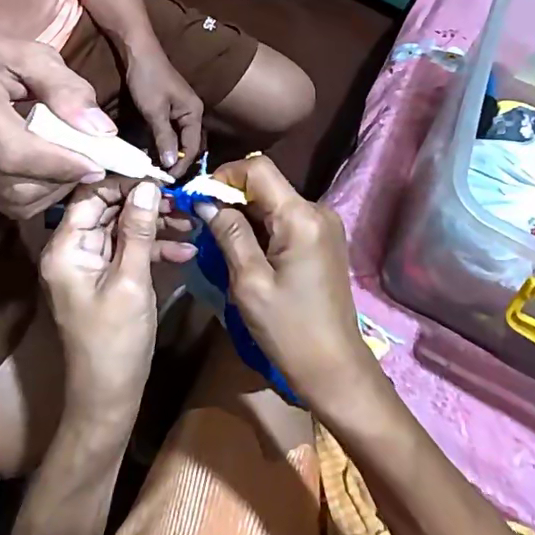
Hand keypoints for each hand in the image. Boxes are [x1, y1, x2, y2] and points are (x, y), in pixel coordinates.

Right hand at [0, 25, 116, 218]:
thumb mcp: (35, 56)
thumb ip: (69, 90)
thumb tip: (101, 131)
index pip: (14, 152)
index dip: (60, 164)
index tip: (98, 163)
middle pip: (14, 183)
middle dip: (62, 177)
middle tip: (90, 160)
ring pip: (12, 200)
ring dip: (52, 188)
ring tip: (67, 160)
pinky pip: (4, 202)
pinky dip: (36, 192)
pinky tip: (46, 168)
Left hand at [39, 180, 195, 418]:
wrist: (108, 396)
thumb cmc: (115, 341)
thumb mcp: (131, 281)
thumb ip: (138, 230)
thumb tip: (148, 185)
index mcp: (65, 248)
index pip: (90, 195)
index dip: (125, 182)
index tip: (161, 178)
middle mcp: (71, 250)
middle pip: (107, 208)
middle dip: (145, 202)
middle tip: (181, 199)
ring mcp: (88, 264)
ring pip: (122, 228)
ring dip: (155, 224)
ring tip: (189, 221)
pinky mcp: (104, 278)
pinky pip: (128, 251)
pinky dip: (154, 249)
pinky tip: (186, 251)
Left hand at [124, 44, 202, 175]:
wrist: (136, 51)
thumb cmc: (148, 79)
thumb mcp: (154, 111)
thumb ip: (164, 138)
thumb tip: (171, 165)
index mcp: (194, 113)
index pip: (193, 147)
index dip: (181, 166)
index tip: (166, 181)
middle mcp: (191, 114)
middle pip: (187, 146)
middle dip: (175, 163)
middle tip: (160, 179)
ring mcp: (178, 112)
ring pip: (176, 140)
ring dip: (166, 155)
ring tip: (153, 171)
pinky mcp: (166, 110)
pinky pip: (167, 133)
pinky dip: (160, 144)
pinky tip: (149, 155)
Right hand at [196, 155, 380, 412]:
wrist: (335, 366)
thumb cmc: (289, 329)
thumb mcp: (250, 282)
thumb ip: (230, 234)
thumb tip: (207, 202)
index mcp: (301, 217)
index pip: (258, 169)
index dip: (225, 176)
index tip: (199, 199)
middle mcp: (317, 211)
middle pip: (267, 184)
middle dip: (232, 197)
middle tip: (201, 222)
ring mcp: (324, 225)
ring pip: (275, 202)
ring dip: (245, 214)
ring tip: (218, 239)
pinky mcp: (324, 240)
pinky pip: (287, 220)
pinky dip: (262, 227)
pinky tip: (245, 251)